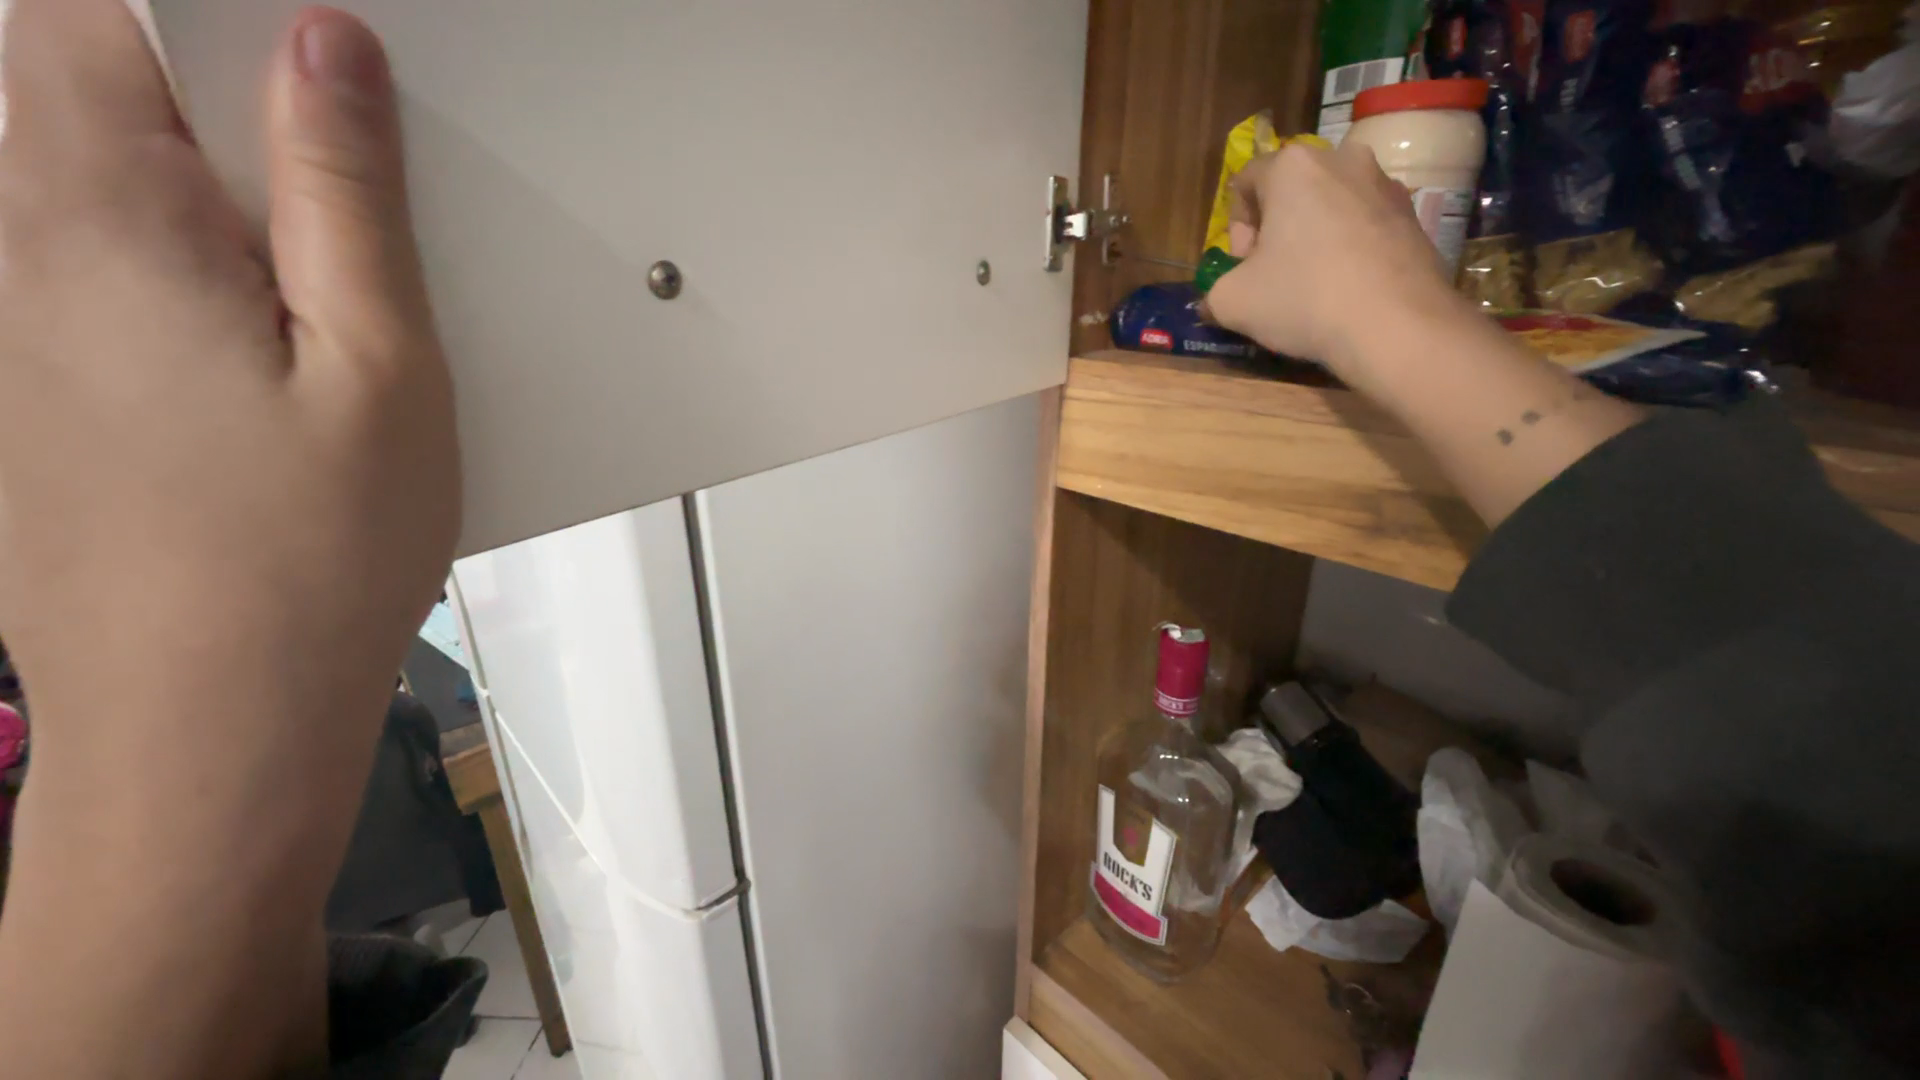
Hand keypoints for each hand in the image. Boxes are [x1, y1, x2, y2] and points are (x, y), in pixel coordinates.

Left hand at [0, 2, 456, 1074]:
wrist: (216, 711)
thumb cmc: (312, 555)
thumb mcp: (381, 366)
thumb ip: (347, 200)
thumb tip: (329, 50)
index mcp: (101, 222)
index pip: (85, 13)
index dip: (211, 14)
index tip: (319, 60)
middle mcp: (12, 251)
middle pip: (78, 84)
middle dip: (219, 97)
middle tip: (345, 178)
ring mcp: (6, 323)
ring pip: (90, 180)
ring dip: (213, 188)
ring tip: (319, 280)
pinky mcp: (31, 385)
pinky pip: (94, 267)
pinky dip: (186, 262)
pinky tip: (272, 343)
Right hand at [1206, 138, 1464, 370]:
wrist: (1395, 325)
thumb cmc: (1302, 299)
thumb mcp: (1232, 302)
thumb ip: (1214, 294)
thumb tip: (1213, 302)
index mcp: (1292, 166)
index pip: (1245, 182)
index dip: (1236, 229)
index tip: (1246, 266)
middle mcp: (1342, 159)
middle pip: (1291, 191)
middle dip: (1277, 230)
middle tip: (1273, 275)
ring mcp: (1384, 184)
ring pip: (1330, 207)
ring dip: (1313, 238)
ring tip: (1313, 284)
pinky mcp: (1413, 215)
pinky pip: (1364, 226)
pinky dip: (1349, 250)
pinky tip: (1347, 289)